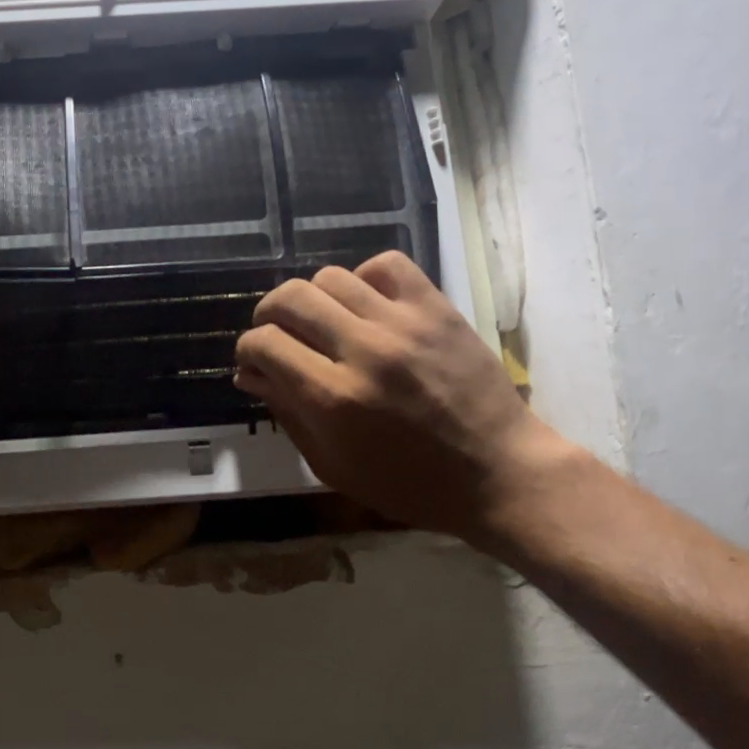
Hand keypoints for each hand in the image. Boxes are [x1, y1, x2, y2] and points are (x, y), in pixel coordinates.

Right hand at [234, 252, 558, 537]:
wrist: (499, 473)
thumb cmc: (410, 485)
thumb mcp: (334, 466)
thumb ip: (288, 414)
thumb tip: (251, 372)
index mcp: (334, 398)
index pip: (264, 344)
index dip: (248, 351)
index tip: (256, 362)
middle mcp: (363, 351)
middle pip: (289, 299)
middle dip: (269, 316)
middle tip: (279, 336)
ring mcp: (403, 324)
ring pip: (330, 277)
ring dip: (314, 299)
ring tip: (324, 322)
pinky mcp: (437, 308)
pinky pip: (386, 264)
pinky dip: (365, 279)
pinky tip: (368, 306)